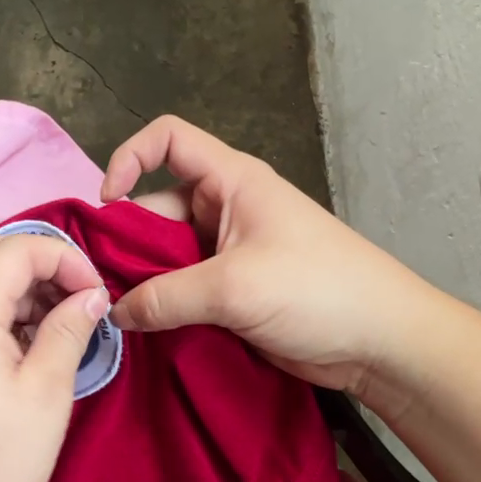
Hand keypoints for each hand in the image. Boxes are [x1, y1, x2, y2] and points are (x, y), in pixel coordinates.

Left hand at [0, 234, 110, 481]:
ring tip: (62, 326)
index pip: (18, 248)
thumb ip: (69, 329)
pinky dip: (1, 309)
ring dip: (23, 288)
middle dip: (45, 267)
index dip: (67, 259)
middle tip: (82, 303)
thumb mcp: (46, 391)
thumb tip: (92, 295)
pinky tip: (31, 342)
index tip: (98, 296)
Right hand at [102, 115, 457, 414]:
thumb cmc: (316, 290)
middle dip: (129, 242)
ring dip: (144, 281)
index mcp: (232, 182)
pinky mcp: (233, 292)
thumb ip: (164, 298)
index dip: (131, 157)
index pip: (169, 139)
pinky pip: (184, 289)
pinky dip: (163, 306)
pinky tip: (141, 331)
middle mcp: (225, 209)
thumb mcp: (233, 288)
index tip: (108, 203)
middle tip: (100, 284)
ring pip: (167, 255)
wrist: (380, 342)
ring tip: (116, 315)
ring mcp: (229, 252)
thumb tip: (112, 312)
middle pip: (157, 207)